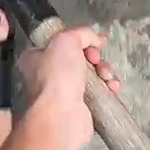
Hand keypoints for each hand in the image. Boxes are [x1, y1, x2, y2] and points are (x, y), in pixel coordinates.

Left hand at [18, 25, 120, 149]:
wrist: (61, 117)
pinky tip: (113, 89)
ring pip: (91, 75)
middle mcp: (47, 75)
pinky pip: (98, 92)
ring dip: (105, 72)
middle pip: (80, 58)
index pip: (62, 42)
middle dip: (96, 58)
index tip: (93, 45)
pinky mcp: (80, 108)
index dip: (81, 41)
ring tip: (108, 78)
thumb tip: (97, 38)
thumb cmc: (57, 75)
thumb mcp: (66, 40)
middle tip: (98, 63)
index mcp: (36, 57)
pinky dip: (108, 88)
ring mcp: (63, 93)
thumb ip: (82, 33)